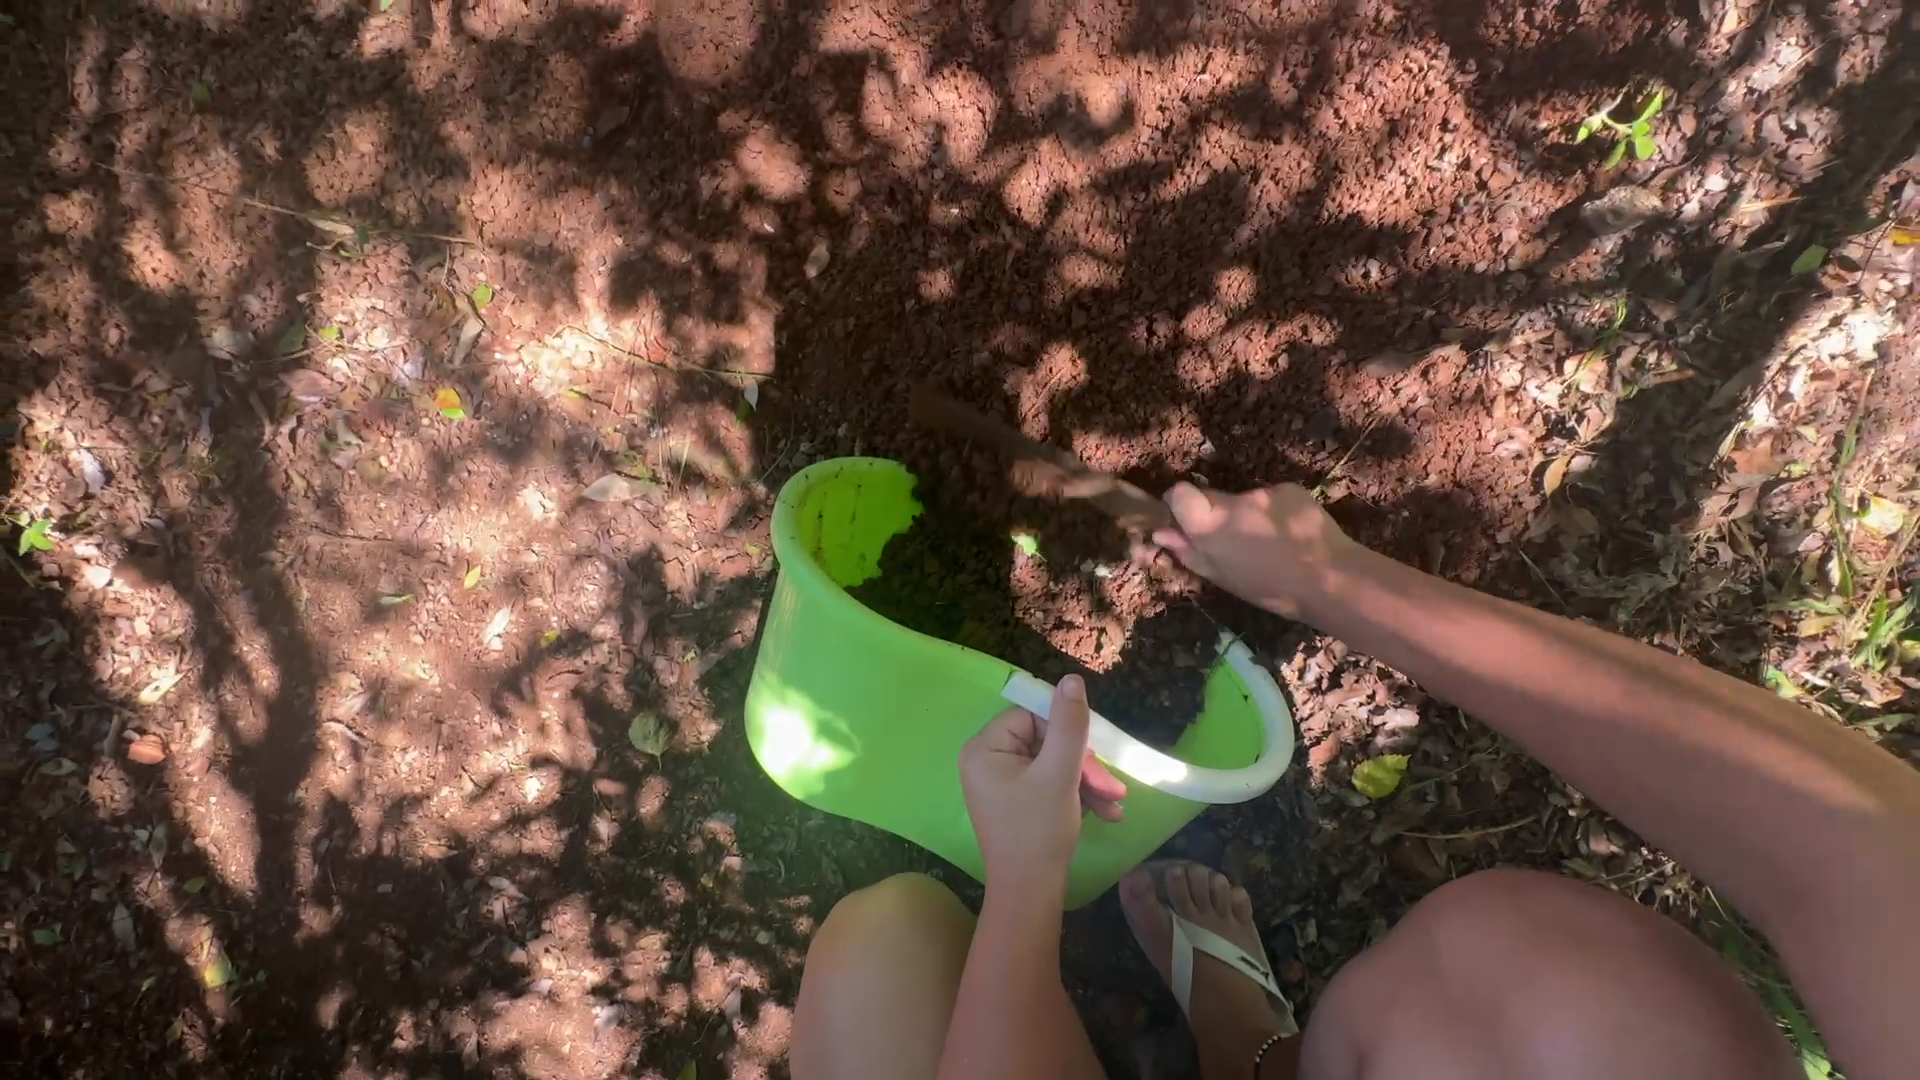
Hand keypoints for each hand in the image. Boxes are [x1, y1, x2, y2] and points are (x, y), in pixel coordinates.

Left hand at [959, 676, 1125, 894]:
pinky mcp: (1016, 804)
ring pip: (1052, 765)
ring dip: (1086, 782)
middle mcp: (986, 762)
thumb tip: (1071, 679)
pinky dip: (1075, 795)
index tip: (1094, 755)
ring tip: (1116, 804)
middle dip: (1083, 764)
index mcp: (984, 749)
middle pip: (1045, 742)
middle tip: (1113, 788)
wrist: (1031, 896)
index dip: (1065, 732)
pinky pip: (1048, 784)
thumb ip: (1068, 724)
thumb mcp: (1060, 772)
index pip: (1031, 717)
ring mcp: (1000, 784)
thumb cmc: (1038, 830)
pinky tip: (1104, 813)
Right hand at [1154, 482, 1352, 616]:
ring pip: (1245, 501)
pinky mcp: (1290, 488)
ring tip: (1272, 543)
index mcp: (1210, 526)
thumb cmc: (1269, 588)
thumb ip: (1188, 551)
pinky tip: (1291, 534)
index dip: (1178, 502)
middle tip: (1237, 542)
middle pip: (1213, 498)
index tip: (1184, 517)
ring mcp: (1263, 492)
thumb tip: (1161, 532)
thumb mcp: (1222, 577)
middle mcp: (1233, 501)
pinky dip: (1276, 513)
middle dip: (1217, 514)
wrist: (1331, 579)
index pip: (1179, 493)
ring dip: (1250, 516)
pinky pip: (1272, 498)